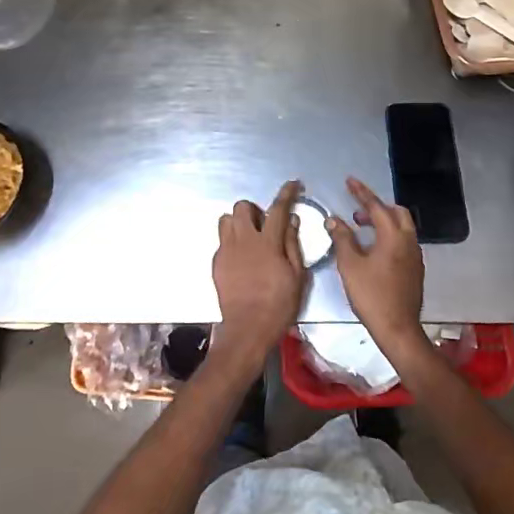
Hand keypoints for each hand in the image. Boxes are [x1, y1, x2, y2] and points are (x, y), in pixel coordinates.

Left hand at [211, 180, 307, 367]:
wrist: (248, 329)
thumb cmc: (279, 304)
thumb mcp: (297, 275)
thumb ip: (293, 244)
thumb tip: (292, 221)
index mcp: (267, 243)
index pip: (277, 209)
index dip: (286, 193)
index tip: (292, 184)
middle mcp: (243, 241)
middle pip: (242, 207)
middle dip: (254, 210)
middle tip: (265, 224)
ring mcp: (226, 251)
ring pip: (225, 220)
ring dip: (238, 223)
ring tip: (250, 238)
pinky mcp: (216, 263)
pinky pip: (221, 241)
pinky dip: (232, 242)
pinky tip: (243, 259)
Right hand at [327, 177, 427, 358]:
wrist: (398, 328)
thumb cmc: (371, 295)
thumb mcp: (350, 265)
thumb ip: (342, 238)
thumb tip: (334, 220)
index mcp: (394, 236)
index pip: (376, 206)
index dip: (361, 193)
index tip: (350, 181)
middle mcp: (409, 241)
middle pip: (396, 213)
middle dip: (376, 208)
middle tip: (356, 213)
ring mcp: (415, 256)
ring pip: (402, 228)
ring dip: (383, 223)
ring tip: (361, 230)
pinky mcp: (415, 269)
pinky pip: (403, 242)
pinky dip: (389, 237)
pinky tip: (374, 250)